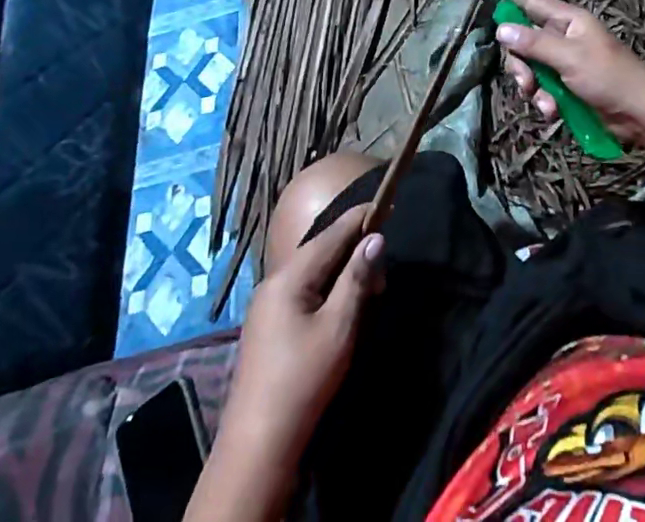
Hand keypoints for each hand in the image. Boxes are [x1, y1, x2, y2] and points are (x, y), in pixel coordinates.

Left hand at [224, 207, 384, 459]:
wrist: (259, 439)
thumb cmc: (304, 378)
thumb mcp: (339, 326)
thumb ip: (356, 278)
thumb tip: (375, 238)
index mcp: (289, 277)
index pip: (329, 235)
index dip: (358, 220)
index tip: (385, 206)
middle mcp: (273, 282)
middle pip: (319, 251)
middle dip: (352, 250)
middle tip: (383, 269)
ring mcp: (266, 305)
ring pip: (311, 272)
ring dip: (341, 272)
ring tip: (369, 288)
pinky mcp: (268, 325)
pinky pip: (302, 291)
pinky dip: (326, 289)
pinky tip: (341, 306)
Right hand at [491, 0, 644, 143]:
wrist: (640, 114)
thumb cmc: (610, 77)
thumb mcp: (570, 57)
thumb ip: (534, 43)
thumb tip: (501, 29)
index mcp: (569, 21)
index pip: (532, 1)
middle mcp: (563, 38)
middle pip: (523, 41)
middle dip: (520, 64)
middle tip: (525, 82)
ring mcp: (564, 63)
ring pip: (529, 68)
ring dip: (532, 87)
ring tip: (544, 103)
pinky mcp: (565, 86)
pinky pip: (541, 88)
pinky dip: (543, 100)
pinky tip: (552, 111)